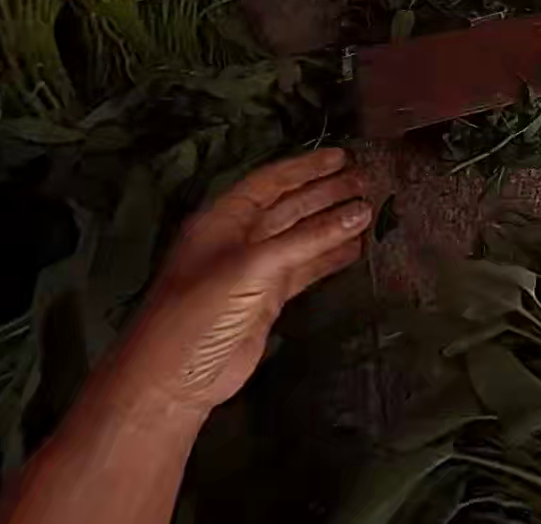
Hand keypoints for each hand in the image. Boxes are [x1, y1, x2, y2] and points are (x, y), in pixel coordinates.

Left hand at [103, 149, 373, 418]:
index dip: (307, 167)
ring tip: (371, 208)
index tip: (344, 156)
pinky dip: (331, 255)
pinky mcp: (267, 297)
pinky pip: (306, 266)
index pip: (272, 181)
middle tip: (366, 181)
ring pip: (302, 235)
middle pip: (291, 205)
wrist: (170, 386)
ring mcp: (255, 269)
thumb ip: (310, 238)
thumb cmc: (200, 312)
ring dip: (334, 222)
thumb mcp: (254, 267)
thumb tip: (362, 211)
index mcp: (224, 219)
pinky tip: (357, 246)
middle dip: (327, 191)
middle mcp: (240, 238)